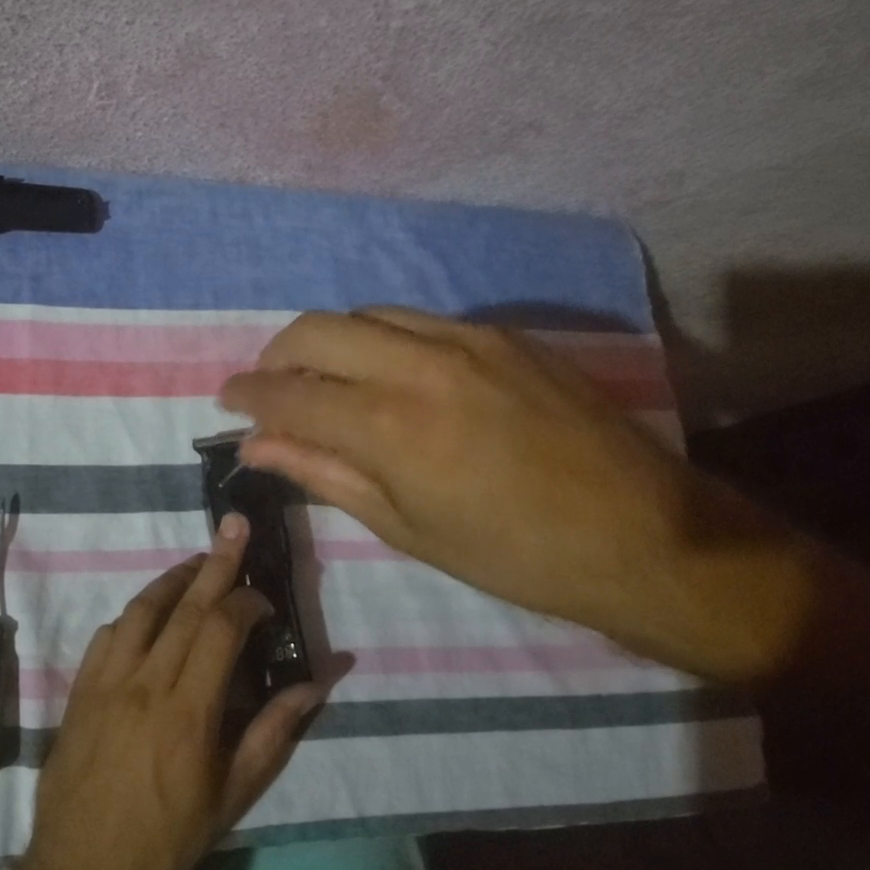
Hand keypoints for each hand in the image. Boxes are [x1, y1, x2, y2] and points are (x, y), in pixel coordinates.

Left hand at [6, 514, 325, 869]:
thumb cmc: (166, 837)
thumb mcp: (232, 796)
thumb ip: (272, 732)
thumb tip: (314, 683)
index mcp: (187, 712)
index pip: (219, 629)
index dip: (245, 602)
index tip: (264, 598)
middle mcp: (145, 684)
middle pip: (184, 608)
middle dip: (215, 563)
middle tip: (234, 525)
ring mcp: (106, 683)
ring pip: (141, 612)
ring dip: (172, 580)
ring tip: (198, 561)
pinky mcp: (79, 690)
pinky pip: (107, 635)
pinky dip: (134, 614)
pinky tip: (149, 611)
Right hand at [219, 307, 814, 681]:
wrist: (643, 535)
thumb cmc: (514, 555)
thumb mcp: (407, 527)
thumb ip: (325, 473)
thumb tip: (259, 445)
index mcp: (392, 426)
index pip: (292, 392)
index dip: (249, 395)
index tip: (226, 401)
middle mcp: (422, 364)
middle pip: (318, 329)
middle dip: (277, 354)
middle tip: (269, 388)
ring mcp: (468, 340)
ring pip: (368, 314)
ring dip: (329, 341)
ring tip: (324, 379)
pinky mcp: (505, 336)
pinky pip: (419, 320)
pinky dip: (382, 339)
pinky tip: (389, 374)